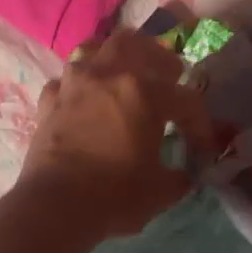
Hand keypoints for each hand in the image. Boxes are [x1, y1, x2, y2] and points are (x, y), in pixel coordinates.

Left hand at [19, 31, 214, 238]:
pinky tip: (84, 101)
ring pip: (96, 49)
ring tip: (122, 75)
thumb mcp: (160, 193)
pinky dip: (79, 86)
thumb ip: (179, 178)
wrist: (56, 206)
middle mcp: (109, 75)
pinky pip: (66, 81)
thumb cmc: (115, 197)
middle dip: (158, 59)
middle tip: (168, 76)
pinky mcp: (49, 101)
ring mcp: (74, 84)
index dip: (200, 126)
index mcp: (145, 93)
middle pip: (137, 46)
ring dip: (114, 58)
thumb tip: (185, 174)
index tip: (202, 150)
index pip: (186, 100)